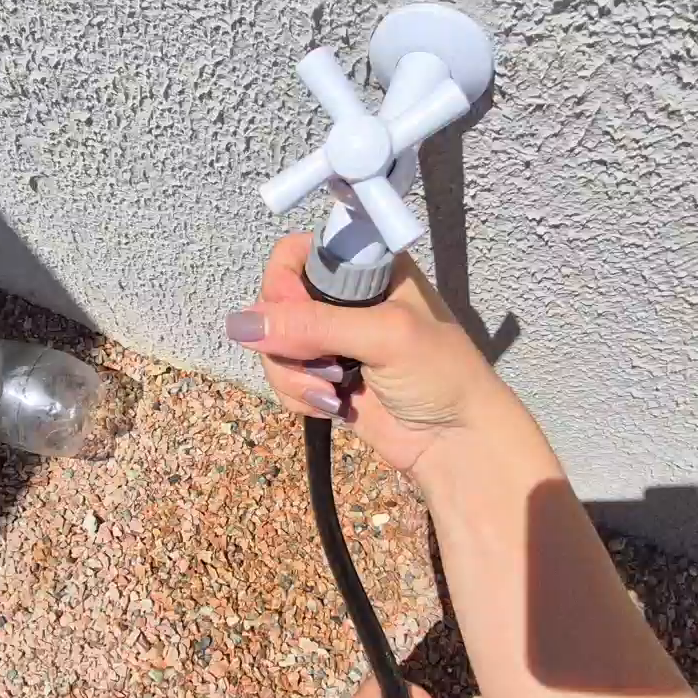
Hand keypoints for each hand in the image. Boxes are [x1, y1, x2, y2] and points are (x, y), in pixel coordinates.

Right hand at [227, 233, 508, 474]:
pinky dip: (297, 395)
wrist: (456, 442)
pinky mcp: (322, 378)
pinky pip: (282, 378)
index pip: (295, 254)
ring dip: (293, 375)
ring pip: (273, 346)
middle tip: (324, 363)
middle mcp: (343, 299)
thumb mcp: (383, 337)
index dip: (284, 283)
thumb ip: (314, 325)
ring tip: (333, 392)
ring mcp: (330, 341)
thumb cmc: (439, 375)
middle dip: (288, 341)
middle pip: (275, 304)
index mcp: (366, 268)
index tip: (296, 314)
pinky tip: (332, 407)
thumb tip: (241, 324)